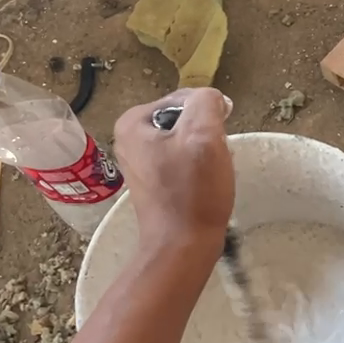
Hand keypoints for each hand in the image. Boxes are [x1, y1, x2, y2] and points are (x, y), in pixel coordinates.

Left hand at [111, 89, 234, 255]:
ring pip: (188, 140)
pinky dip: (199, 168)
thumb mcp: (204, 134)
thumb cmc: (192, 190)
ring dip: (206, 152)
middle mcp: (129, 139)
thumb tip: (211, 98)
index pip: (185, 99)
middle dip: (206, 134)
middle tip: (213, 157)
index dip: (208, 115)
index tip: (215, 140)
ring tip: (210, 173)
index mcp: (132, 122)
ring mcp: (140, 162)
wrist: (182, 244)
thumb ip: (206, 102)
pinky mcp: (153, 181)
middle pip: (185, 119)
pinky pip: (183, 160)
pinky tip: (204, 185)